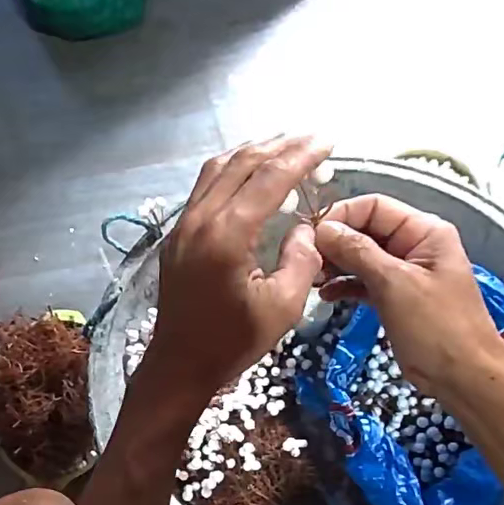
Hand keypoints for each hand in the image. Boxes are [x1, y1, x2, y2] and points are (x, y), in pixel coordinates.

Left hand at [144, 136, 331, 395]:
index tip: (327, 142)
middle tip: (310, 140)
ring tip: (281, 147)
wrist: (180, 364)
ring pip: (216, 169)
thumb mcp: (283, 307)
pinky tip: (246, 176)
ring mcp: (182, 226)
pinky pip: (203, 188)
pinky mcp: (176, 237)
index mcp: (227, 236)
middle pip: (241, 163)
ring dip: (251, 153)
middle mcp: (200, 220)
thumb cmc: (232, 342)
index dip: (302, 155)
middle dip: (279, 146)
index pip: (269, 178)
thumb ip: (302, 260)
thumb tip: (305, 228)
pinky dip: (229, 172)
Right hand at [312, 194, 501, 396]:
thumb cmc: (436, 327)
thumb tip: (323, 229)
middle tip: (306, 262)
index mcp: (424, 231)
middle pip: (365, 231)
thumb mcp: (395, 284)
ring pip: (360, 257)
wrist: (461, 376)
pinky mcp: (393, 298)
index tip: (310, 236)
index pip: (374, 207)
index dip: (341, 216)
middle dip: (334, 243)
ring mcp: (402, 273)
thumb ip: (358, 252)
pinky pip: (363, 282)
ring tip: (311, 280)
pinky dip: (344, 286)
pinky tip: (326, 296)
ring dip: (335, 266)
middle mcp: (412, 246)